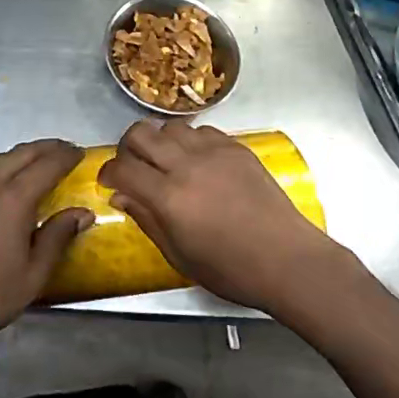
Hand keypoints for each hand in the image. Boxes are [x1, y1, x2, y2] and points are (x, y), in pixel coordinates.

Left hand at [0, 139, 91, 355]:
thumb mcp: (34, 273)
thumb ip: (58, 237)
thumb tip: (82, 213)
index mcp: (13, 199)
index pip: (46, 165)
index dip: (66, 156)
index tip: (81, 153)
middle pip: (21, 154)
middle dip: (46, 148)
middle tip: (65, 151)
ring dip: (21, 154)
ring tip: (38, 161)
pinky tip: (3, 176)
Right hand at [98, 119, 348, 312]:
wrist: (290, 262)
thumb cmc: (231, 270)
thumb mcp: (179, 255)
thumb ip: (146, 220)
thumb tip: (120, 195)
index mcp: (169, 198)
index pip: (122, 168)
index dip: (108, 172)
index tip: (109, 182)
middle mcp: (187, 166)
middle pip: (140, 133)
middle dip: (128, 147)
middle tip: (133, 165)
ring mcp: (213, 153)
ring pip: (170, 126)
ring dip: (160, 141)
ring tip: (166, 160)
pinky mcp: (236, 149)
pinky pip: (202, 131)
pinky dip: (190, 141)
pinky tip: (197, 161)